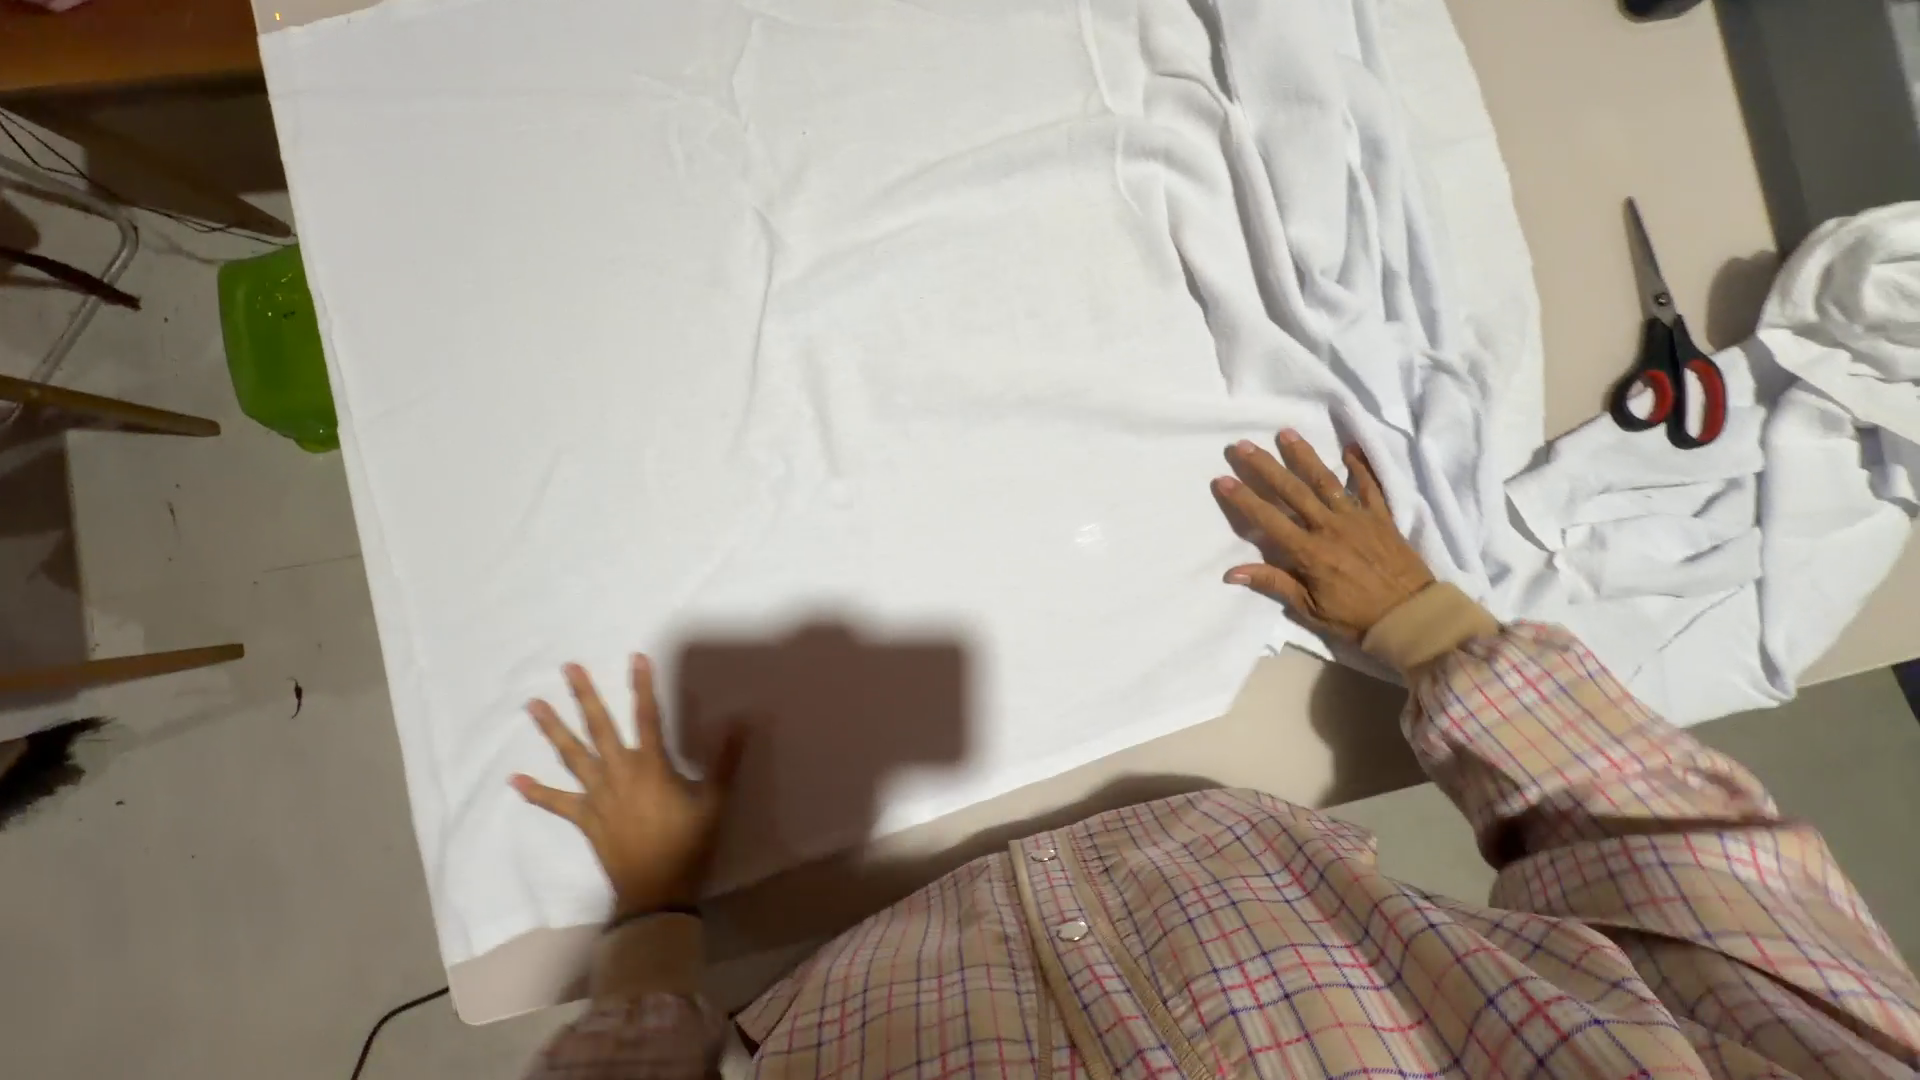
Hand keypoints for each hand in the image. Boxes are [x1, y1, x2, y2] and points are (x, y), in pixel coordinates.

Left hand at [511, 655, 746, 918]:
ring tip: (533, 705)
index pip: (647, 716)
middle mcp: (619, 774)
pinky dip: (536, 792)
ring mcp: (597, 796)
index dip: (643, 686)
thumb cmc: (689, 842)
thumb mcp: (715, 799)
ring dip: (553, 729)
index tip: (636, 658)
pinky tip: (515, 780)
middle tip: (568, 667)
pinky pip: (557, 803)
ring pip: (571, 756)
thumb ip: (726, 758)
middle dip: (585, 695)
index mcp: (651, 766)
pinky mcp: (585, 818)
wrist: (657, 890)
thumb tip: (742, 720)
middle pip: (598, 727)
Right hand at [1212, 431, 1433, 640]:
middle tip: (1243, 445)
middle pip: (1292, 491)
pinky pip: (1370, 487)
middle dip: (1265, 467)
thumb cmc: (1356, 618)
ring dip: (1303, 455)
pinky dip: (1361, 466)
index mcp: (1309, 551)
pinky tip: (1350, 448)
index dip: (1243, 498)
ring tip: (1286, 433)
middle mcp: (1330, 527)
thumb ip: (1274, 584)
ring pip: (1325, 480)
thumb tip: (1232, 572)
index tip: (1222, 478)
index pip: (1268, 519)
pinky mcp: (1382, 517)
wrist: (1412, 617)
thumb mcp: (1309, 609)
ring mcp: (1357, 518)